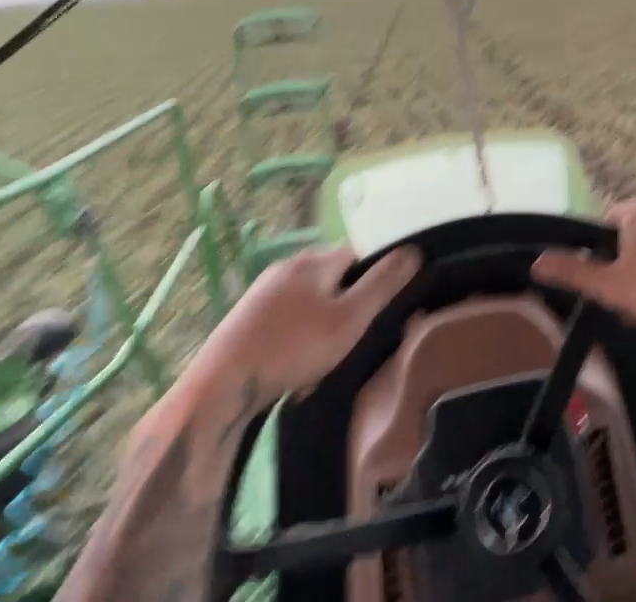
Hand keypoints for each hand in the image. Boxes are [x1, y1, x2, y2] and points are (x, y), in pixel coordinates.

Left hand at [192, 246, 421, 397]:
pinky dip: (301, 337)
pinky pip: (288, 319)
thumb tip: (412, 250)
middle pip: (336, 276)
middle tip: (358, 338)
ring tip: (328, 359)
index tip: (385, 307)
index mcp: (315, 260)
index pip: (361, 252)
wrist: (222, 384)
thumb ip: (383, 283)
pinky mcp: (247, 317)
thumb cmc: (294, 347)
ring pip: (312, 300)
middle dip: (350, 304)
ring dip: (325, 324)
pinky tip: (299, 367)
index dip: (378, 275)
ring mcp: (263, 291)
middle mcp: (288, 266)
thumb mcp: (351, 318)